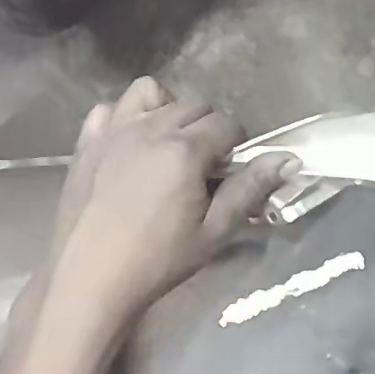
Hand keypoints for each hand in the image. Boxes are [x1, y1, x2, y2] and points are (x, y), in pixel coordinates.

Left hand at [50, 78, 297, 322]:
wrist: (89, 279)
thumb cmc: (158, 259)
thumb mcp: (214, 230)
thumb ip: (250, 188)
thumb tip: (287, 159)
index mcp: (184, 149)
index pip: (226, 123)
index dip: (237, 145)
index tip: (230, 172)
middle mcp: (149, 128)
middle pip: (194, 106)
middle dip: (208, 129)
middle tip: (205, 167)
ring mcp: (112, 131)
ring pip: (151, 94)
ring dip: (169, 111)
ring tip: (170, 146)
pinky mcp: (86, 143)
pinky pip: (110, 109)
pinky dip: (125, 117)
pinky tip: (130, 146)